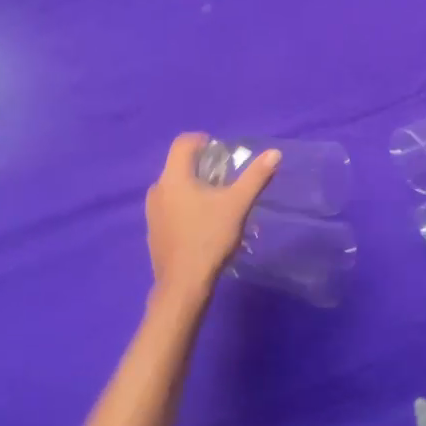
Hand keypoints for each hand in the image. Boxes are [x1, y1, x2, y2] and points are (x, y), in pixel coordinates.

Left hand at [144, 134, 279, 300]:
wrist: (183, 284)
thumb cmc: (209, 238)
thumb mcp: (238, 205)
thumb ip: (255, 177)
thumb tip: (274, 153)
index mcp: (174, 177)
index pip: (183, 143)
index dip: (203, 140)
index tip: (222, 152)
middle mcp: (157, 189)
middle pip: (178, 164)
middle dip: (202, 166)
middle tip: (226, 178)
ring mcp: (152, 212)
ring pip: (174, 187)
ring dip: (194, 187)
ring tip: (216, 201)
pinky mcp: (153, 231)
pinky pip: (169, 206)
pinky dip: (185, 205)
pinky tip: (203, 224)